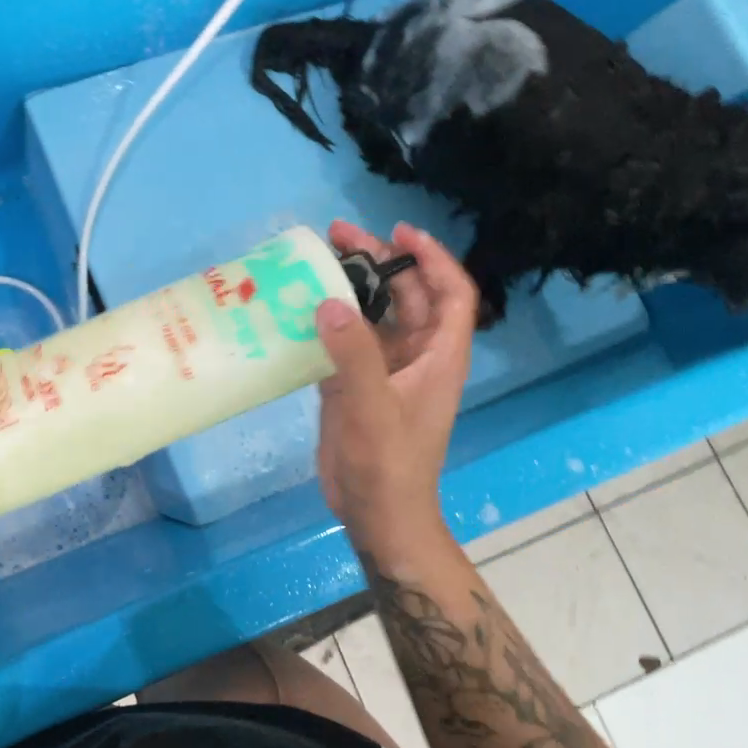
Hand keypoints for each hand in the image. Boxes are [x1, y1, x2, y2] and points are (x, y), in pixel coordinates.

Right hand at [314, 221, 478, 543]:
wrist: (376, 515)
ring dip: (351, 289)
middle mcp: (415, 358)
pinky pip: (343, 344)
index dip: (432, 258)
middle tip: (339, 235)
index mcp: (438, 357)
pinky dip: (326, 323)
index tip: (398, 232)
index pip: (450, 294)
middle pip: (407, 297)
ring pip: (372, 318)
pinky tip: (297, 310)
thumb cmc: (388, 463)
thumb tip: (329, 300)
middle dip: (380, 263)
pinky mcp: (353, 389)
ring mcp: (383, 374)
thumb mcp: (373, 407)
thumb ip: (353, 354)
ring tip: (316, 263)